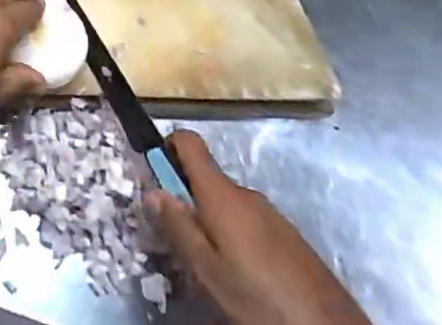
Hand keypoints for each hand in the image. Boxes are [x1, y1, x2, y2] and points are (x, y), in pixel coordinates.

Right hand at [145, 131, 370, 324]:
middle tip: (179, 242)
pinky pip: (250, 224)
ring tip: (212, 267)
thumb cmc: (261, 299)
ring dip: (212, 223)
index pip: (189, 142)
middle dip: (186, 200)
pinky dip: (236, 238)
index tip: (155, 176)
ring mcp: (272, 215)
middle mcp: (247, 194)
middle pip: (205, 179)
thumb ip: (178, 227)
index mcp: (222, 194)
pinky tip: (243, 277)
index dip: (167, 148)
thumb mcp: (208, 270)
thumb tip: (152, 191)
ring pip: (227, 205)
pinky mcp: (290, 239)